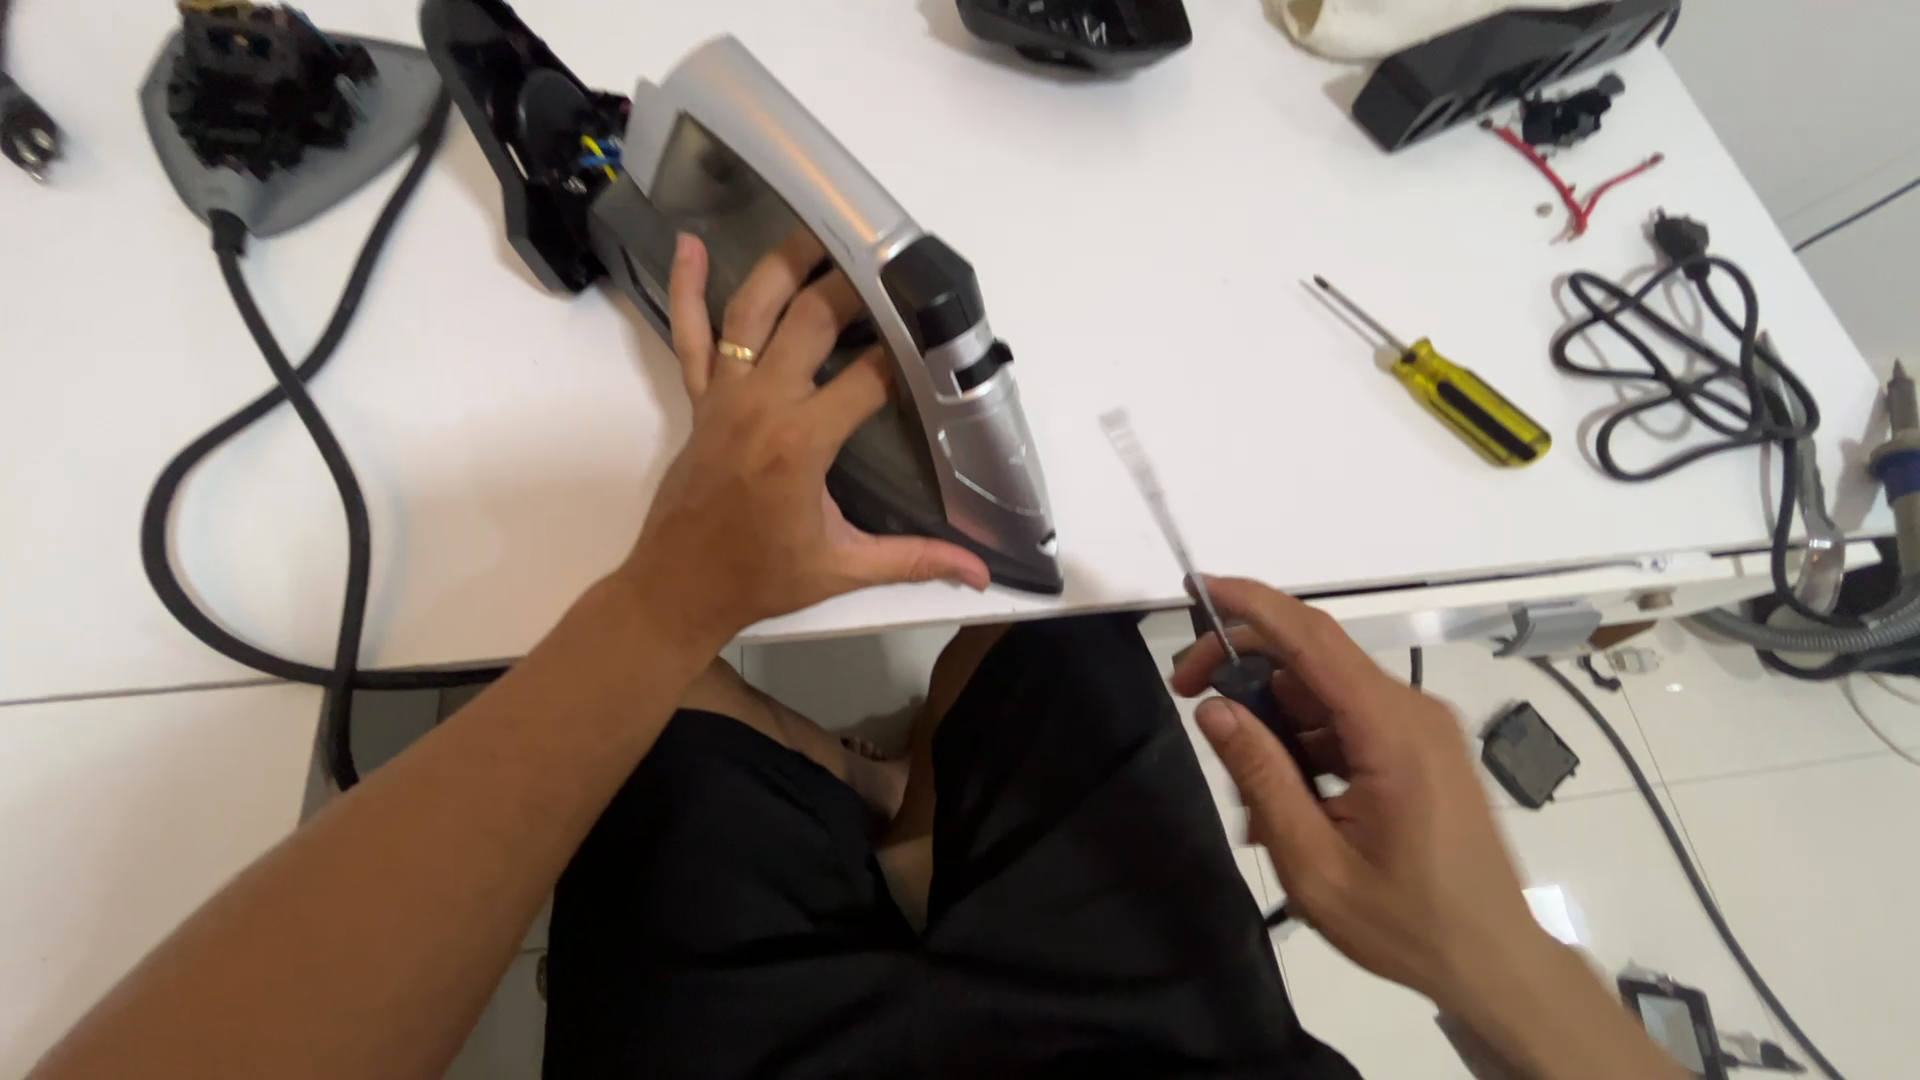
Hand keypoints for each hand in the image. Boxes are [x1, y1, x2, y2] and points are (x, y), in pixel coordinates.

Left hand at [617, 232, 989, 645]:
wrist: (680, 588)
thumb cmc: (763, 578)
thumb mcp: (845, 569)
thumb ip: (915, 560)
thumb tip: (979, 573)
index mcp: (803, 442)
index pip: (868, 377)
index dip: (904, 353)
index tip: (932, 337)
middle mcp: (763, 404)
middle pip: (813, 321)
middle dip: (854, 288)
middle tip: (889, 264)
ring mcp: (725, 396)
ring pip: (752, 311)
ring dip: (784, 265)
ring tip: (818, 229)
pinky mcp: (699, 401)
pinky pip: (688, 335)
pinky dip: (687, 288)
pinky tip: (692, 244)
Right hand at [1171, 577, 1553, 1014]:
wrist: (1498, 966)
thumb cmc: (1407, 923)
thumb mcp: (1314, 863)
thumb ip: (1260, 777)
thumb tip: (1211, 708)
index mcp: (1392, 732)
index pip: (1313, 640)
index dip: (1253, 604)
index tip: (1200, 587)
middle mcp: (1409, 711)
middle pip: (1309, 656)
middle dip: (1242, 666)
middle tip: (1188, 698)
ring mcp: (1415, 726)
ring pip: (1318, 692)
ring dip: (1270, 723)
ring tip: (1249, 797)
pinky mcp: (1413, 744)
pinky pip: (1339, 719)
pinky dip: (1299, 744)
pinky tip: (1284, 800)